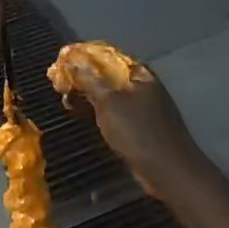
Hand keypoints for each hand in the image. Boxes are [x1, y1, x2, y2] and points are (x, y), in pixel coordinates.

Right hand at [64, 64, 206, 197]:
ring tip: (65, 99)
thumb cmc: (138, 131)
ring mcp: (143, 107)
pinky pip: (114, 110)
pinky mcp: (141, 125)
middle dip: (81, 77)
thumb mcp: (108, 102)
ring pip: (109, 94)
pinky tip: (82, 113)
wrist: (170, 172)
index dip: (82, 57)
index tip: (61, 63)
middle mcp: (143, 86)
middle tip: (58, 83)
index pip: (106, 55)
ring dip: (87, 94)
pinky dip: (97, 109)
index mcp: (139, 74)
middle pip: (106, 74)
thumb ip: (88, 79)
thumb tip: (71, 60)